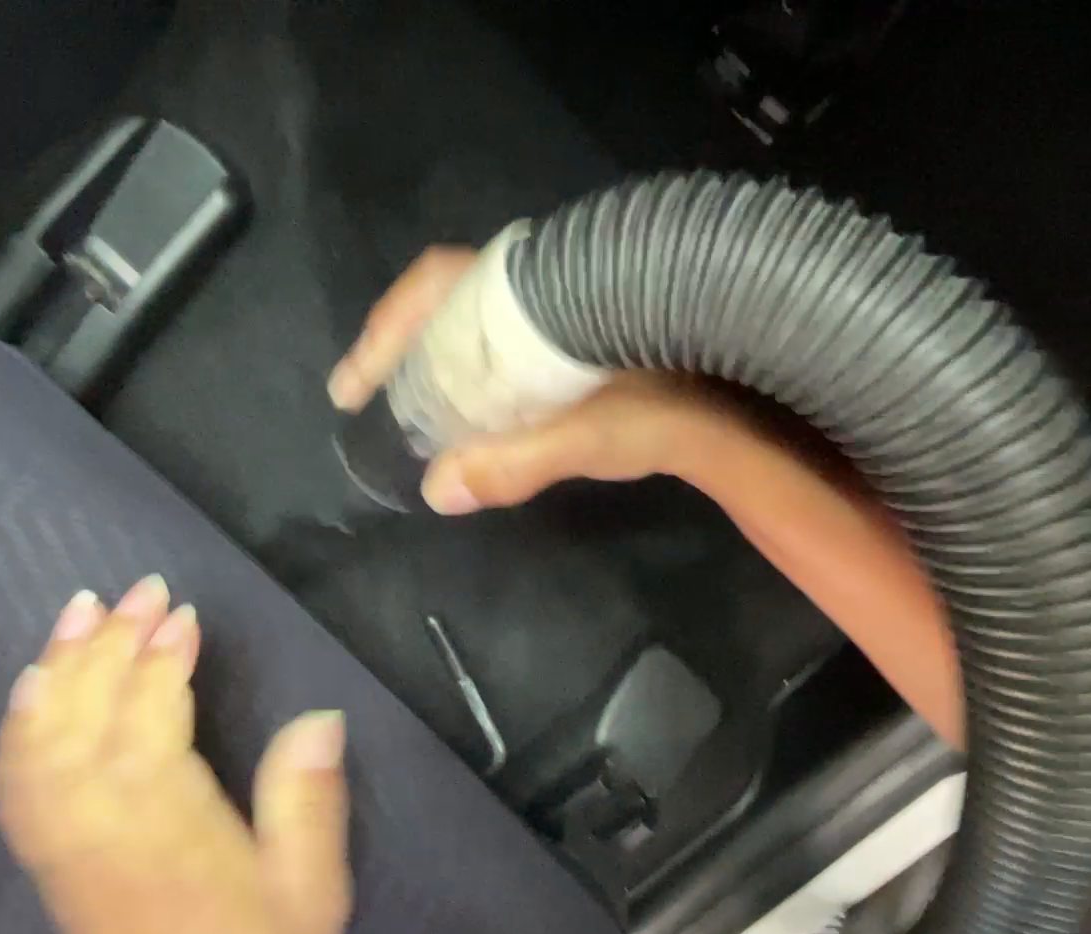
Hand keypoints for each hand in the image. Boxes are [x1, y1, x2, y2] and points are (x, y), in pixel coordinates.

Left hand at [0, 577, 350, 933]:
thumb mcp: (309, 892)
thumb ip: (310, 804)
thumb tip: (322, 718)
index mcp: (164, 820)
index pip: (150, 714)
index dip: (163, 658)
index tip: (182, 613)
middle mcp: (98, 817)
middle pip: (90, 708)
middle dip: (113, 640)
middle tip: (140, 588)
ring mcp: (62, 835)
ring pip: (44, 731)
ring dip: (59, 663)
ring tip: (79, 609)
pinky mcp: (47, 853)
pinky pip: (17, 772)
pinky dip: (20, 719)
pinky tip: (31, 684)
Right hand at [327, 247, 747, 513]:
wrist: (741, 405)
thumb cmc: (665, 411)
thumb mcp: (587, 439)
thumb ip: (514, 463)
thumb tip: (436, 490)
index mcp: (532, 297)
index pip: (433, 290)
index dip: (383, 334)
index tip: (350, 388)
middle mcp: (537, 286)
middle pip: (443, 299)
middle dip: (397, 346)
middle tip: (365, 395)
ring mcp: (555, 307)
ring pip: (470, 318)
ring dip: (431, 357)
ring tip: (405, 405)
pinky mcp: (573, 332)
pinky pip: (497, 338)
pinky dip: (467, 369)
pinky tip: (465, 407)